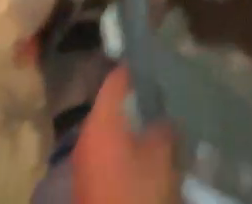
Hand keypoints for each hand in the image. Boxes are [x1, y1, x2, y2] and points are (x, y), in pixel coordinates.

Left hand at [71, 68, 181, 203]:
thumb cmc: (136, 196)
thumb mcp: (160, 159)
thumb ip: (163, 130)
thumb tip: (163, 119)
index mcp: (101, 122)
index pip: (115, 81)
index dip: (135, 68)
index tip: (157, 60)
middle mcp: (87, 136)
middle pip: (112, 106)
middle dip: (137, 99)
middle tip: (166, 94)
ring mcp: (85, 162)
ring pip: (112, 131)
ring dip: (134, 127)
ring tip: (164, 124)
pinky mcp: (89, 184)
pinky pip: (110, 153)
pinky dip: (127, 148)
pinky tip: (150, 156)